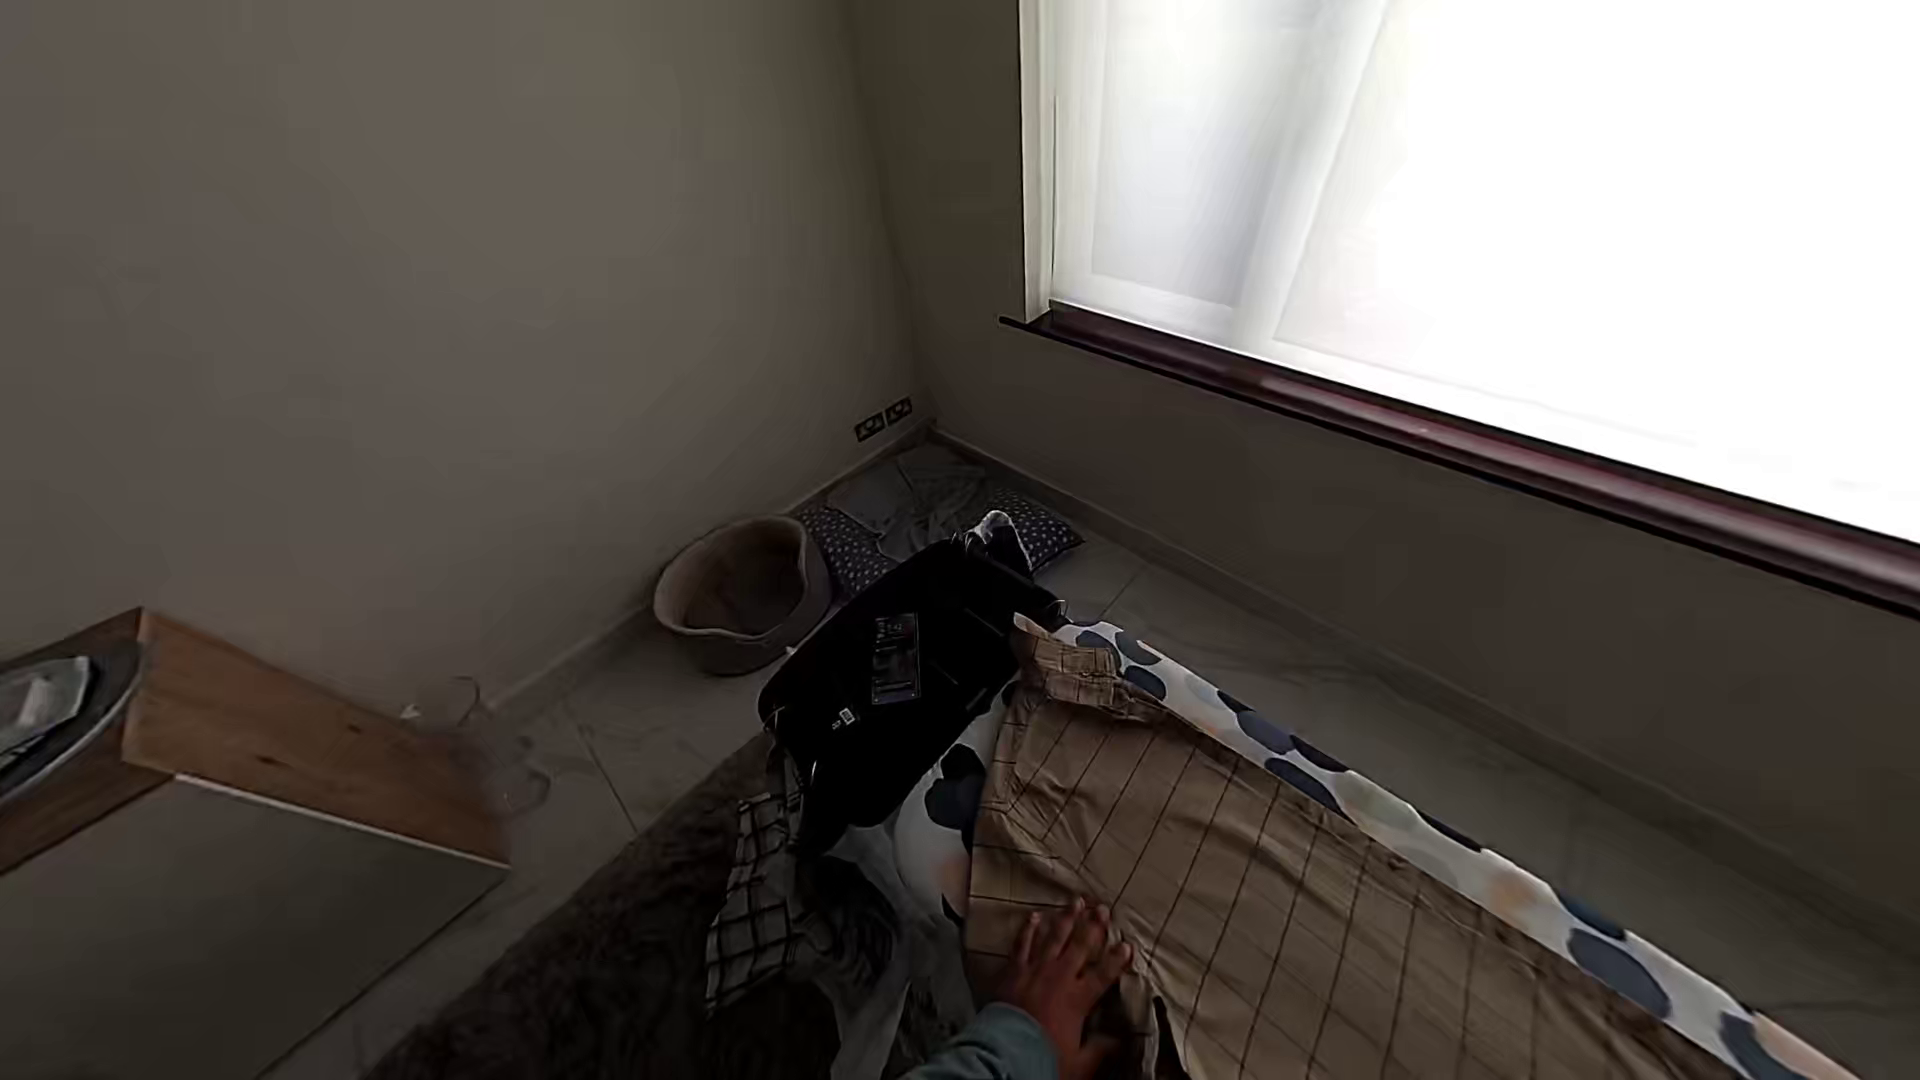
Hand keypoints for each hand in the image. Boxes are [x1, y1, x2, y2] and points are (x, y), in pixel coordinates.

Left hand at [994, 898, 1132, 1079]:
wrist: (1008, 1054)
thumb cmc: (1045, 1060)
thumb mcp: (1079, 1064)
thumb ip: (1099, 1050)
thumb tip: (1119, 1042)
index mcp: (1077, 999)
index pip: (1103, 975)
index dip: (1116, 959)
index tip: (1127, 944)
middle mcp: (1059, 977)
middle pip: (1080, 945)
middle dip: (1093, 925)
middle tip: (1102, 908)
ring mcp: (1036, 968)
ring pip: (1054, 936)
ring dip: (1066, 918)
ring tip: (1075, 901)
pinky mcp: (1016, 968)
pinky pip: (1023, 943)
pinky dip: (1029, 928)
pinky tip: (1034, 914)